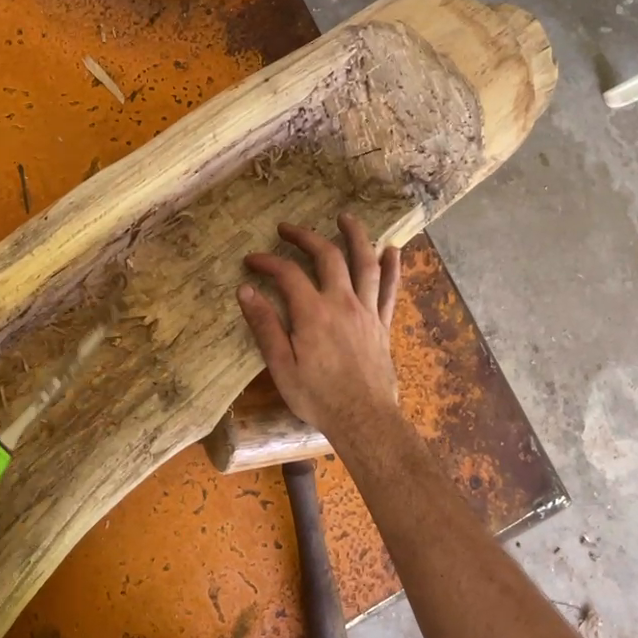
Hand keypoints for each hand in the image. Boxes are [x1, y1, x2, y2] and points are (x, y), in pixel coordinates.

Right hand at [237, 215, 402, 458]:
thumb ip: (265, 325)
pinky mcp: (383, 325)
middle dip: (306, 237)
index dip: (267, 261)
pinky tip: (392, 250)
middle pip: (328, 256)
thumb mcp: (281, 365)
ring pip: (364, 264)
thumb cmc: (317, 397)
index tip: (251, 261)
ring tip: (346, 217)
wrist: (365, 420)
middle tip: (287, 228)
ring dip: (355, 236)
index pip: (288, 273)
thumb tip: (246, 290)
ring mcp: (368, 312)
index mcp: (313, 313)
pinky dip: (391, 268)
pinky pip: (390, 290)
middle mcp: (343, 303)